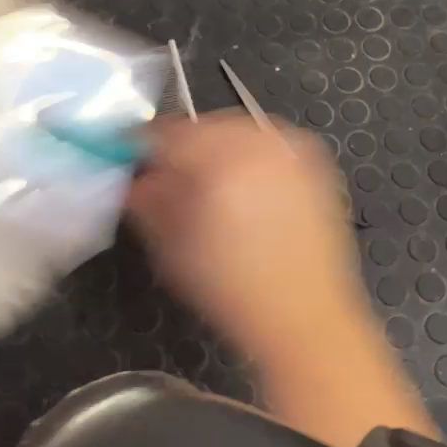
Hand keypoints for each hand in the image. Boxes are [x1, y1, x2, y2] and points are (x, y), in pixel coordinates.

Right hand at [128, 113, 435, 446]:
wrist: (304, 319)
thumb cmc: (235, 293)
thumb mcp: (173, 251)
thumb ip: (149, 204)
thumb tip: (136, 181)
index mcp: (218, 158)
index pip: (166, 132)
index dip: (142, 145)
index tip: (131, 158)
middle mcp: (259, 145)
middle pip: (205, 127)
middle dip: (183, 148)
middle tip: (167, 178)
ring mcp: (292, 153)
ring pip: (240, 132)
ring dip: (217, 150)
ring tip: (207, 188)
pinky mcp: (316, 167)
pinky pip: (272, 146)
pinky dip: (252, 158)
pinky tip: (244, 191)